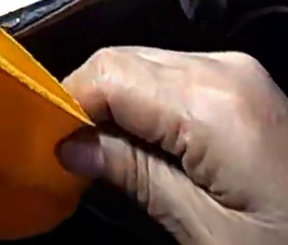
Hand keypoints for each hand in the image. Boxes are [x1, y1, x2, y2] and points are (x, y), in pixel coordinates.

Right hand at [58, 48, 287, 244]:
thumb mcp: (209, 234)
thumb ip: (134, 174)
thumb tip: (67, 147)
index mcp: (213, 103)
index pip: (109, 73)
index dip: (69, 101)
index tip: (48, 139)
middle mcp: (220, 66)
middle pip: (122, 59)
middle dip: (88, 97)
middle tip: (70, 148)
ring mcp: (233, 65)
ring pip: (140, 60)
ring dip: (113, 96)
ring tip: (103, 146)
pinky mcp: (239, 74)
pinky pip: (167, 69)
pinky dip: (142, 94)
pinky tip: (141, 132)